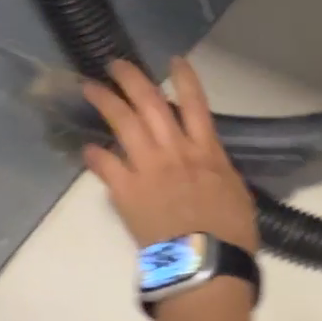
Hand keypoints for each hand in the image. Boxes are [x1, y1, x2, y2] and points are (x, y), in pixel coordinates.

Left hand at [80, 58, 259, 252]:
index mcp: (206, 151)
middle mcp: (175, 151)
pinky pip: (105, 165)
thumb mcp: (235, 190)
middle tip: (116, 65)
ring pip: (123, 125)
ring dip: (106, 102)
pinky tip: (86, 148)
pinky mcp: (126, 191)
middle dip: (133, 80)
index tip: (174, 60)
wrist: (204, 260)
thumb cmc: (231, 230)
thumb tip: (208, 162)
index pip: (195, 104)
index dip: (185, 79)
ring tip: (90, 87)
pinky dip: (95, 155)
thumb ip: (217, 169)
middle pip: (151, 105)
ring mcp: (148, 169)